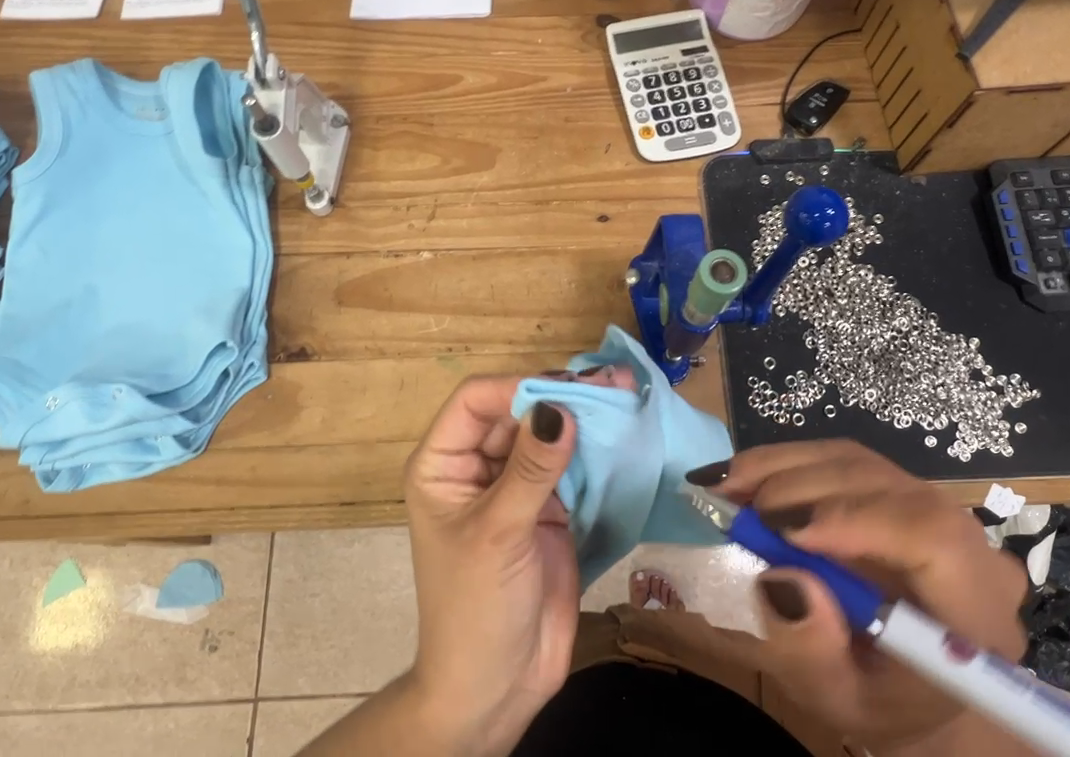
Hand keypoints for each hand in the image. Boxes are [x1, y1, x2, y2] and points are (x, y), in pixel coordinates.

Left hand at [399, 371, 603, 754]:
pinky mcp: (551, 510)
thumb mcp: (498, 533)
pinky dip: (598, 451)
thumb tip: (560, 407)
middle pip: (518, 412)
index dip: (517, 388)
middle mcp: (478, 467)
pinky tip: (626, 435)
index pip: (476, 401)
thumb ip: (530, 469)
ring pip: (550, 435)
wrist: (497, 686)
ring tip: (626, 395)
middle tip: (612, 384)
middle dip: (560, 396)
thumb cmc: (475, 607)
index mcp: (443, 465)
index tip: (566, 390)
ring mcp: (517, 488)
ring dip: (585, 418)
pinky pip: (574, 467)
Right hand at [696, 440, 1029, 754]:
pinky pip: (845, 462)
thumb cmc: (883, 703)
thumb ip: (813, 652)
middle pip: (888, 489)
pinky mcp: (901, 490)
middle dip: (802, 488)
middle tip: (730, 503)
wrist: (914, 689)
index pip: (935, 540)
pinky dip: (789, 463)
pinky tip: (746, 476)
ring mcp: (937, 508)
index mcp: (974, 613)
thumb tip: (781, 580)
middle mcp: (968, 547)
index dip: (856, 519)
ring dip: (785, 467)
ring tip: (726, 484)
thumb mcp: (841, 701)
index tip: (782, 530)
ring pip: (861, 464)